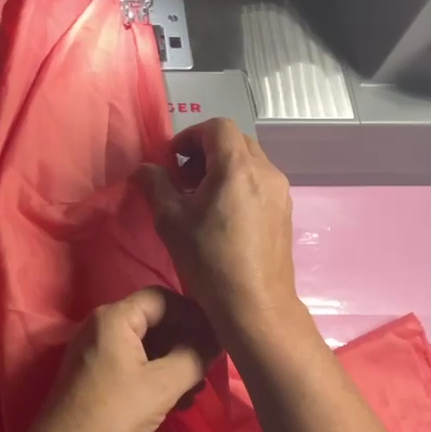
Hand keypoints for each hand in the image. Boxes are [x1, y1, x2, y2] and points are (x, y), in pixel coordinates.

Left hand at [20, 287, 218, 431]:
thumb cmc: (114, 413)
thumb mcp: (163, 385)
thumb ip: (194, 357)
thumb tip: (214, 340)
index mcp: (114, 317)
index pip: (163, 298)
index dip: (193, 314)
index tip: (216, 337)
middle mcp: (102, 324)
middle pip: (155, 319)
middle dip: (185, 342)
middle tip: (208, 368)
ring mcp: (96, 347)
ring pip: (146, 342)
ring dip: (173, 361)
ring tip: (194, 390)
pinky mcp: (96, 369)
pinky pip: (133, 359)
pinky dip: (156, 372)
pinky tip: (174, 399)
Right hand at [135, 118, 300, 333]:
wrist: (254, 304)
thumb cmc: (208, 260)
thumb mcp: (170, 221)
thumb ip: (155, 185)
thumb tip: (145, 168)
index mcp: (237, 167)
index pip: (217, 126)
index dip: (190, 136)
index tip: (173, 161)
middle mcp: (265, 171)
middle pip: (235, 141)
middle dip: (206, 152)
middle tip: (183, 179)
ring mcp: (280, 192)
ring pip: (249, 162)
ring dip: (223, 169)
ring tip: (201, 200)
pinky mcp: (285, 212)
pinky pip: (259, 183)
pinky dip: (238, 186)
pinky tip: (222, 217)